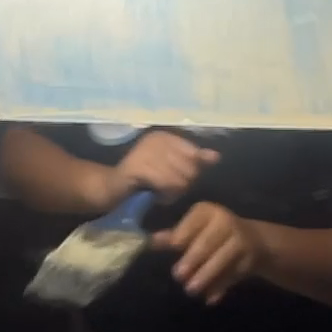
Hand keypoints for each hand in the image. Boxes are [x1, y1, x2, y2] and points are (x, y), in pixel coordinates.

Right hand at [101, 130, 219, 205]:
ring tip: (164, 193)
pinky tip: (159, 196)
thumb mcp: (172, 165)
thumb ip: (194, 159)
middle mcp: (154, 139)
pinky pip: (165, 184)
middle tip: (171, 189)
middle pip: (189, 168)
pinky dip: (165, 195)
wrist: (114, 184)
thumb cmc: (146, 175)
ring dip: (174, 192)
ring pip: (178, 179)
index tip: (181, 177)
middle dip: (183, 184)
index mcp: (163, 135)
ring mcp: (145, 151)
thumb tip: (217, 156)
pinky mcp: (137, 167)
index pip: (193, 154)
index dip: (191, 171)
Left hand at [150, 202, 269, 304]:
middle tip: (178, 276)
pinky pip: (234, 275)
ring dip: (205, 276)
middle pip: (207, 243)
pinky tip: (210, 299)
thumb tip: (149, 241)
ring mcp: (241, 241)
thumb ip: (175, 235)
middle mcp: (225, 222)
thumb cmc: (213, 232)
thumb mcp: (196, 228)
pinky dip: (221, 287)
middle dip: (192, 260)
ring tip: (190, 289)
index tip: (172, 247)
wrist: (254, 240)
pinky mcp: (250, 260)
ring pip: (221, 260)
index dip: (183, 234)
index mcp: (207, 211)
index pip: (193, 223)